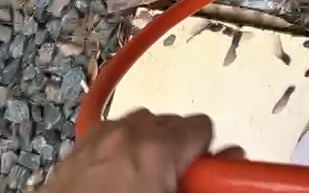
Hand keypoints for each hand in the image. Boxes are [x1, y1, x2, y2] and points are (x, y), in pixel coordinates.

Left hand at [42, 109, 243, 192]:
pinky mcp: (73, 152)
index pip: (202, 126)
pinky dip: (115, 151)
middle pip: (170, 124)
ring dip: (145, 147)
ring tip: (139, 185)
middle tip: (170, 185)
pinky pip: (107, 136)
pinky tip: (110, 184)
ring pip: (138, 126)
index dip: (203, 153)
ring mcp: (99, 138)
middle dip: (175, 151)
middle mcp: (131, 131)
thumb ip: (209, 183)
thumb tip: (234, 157)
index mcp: (160, 148)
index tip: (199, 176)